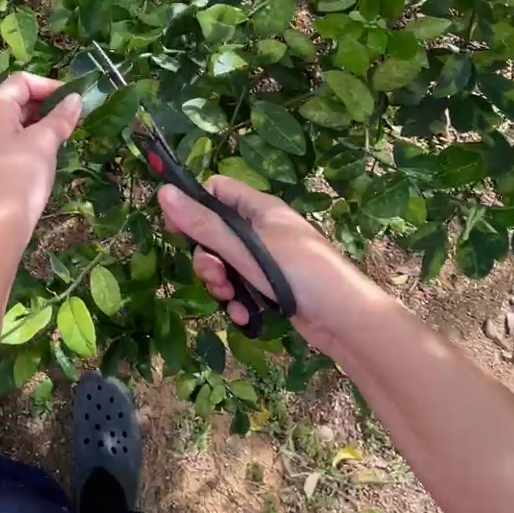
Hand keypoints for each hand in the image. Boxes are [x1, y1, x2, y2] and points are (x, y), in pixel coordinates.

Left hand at [0, 73, 83, 241]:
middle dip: (46, 105)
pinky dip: (28, 142)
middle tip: (73, 120)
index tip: (74, 100)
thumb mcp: (44, 144)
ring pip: (13, 124)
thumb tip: (75, 99)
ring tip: (63, 138)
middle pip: (15, 101)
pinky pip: (8, 143)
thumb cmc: (19, 178)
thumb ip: (59, 118)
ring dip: (39, 125)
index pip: (20, 82)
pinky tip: (45, 157)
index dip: (48, 85)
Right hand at [159, 175, 373, 342]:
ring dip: (220, 282)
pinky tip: (242, 315)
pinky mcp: (274, 287)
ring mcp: (270, 259)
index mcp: (259, 208)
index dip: (194, 206)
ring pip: (227, 262)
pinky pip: (243, 285)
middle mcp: (263, 229)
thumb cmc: (299, 273)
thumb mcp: (245, 249)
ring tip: (229, 299)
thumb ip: (203, 224)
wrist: (350, 321)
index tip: (179, 230)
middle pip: (216, 232)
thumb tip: (163, 192)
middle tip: (213, 275)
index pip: (216, 190)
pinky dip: (238, 298)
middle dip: (207, 256)